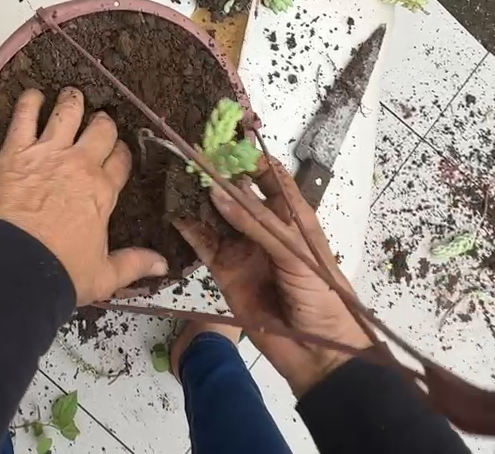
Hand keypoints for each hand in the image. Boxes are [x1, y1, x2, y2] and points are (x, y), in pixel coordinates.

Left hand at [0, 87, 168, 303]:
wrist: (16, 267)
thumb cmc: (60, 273)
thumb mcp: (104, 276)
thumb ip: (134, 264)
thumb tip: (163, 265)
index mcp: (103, 191)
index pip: (121, 159)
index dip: (121, 151)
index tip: (117, 150)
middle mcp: (80, 164)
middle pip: (101, 129)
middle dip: (103, 123)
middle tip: (98, 122)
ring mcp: (48, 152)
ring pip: (68, 112)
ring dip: (73, 101)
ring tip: (72, 95)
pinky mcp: (17, 150)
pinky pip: (25, 115)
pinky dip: (30, 101)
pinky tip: (33, 94)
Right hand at [177, 157, 371, 395]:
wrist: (319, 355)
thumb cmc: (322, 294)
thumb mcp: (293, 250)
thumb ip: (254, 221)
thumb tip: (217, 190)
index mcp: (289, 214)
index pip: (268, 176)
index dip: (248, 157)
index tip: (224, 140)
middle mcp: (262, 225)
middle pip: (235, 191)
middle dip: (216, 173)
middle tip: (190, 154)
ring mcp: (241, 245)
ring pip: (214, 212)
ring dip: (197, 196)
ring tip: (176, 175)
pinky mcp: (224, 269)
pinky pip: (202, 242)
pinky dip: (186, 226)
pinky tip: (173, 210)